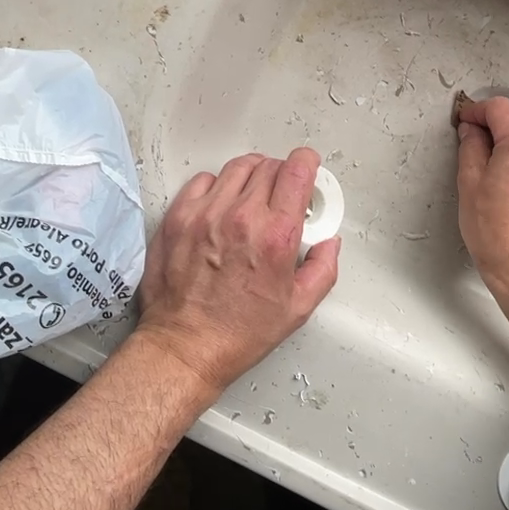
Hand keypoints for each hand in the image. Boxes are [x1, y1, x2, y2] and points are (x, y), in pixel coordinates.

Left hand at [132, 148, 340, 396]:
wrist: (186, 346)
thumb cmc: (236, 334)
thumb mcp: (298, 308)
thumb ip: (323, 269)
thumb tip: (329, 244)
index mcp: (275, 236)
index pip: (296, 171)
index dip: (306, 163)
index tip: (307, 167)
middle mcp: (241, 217)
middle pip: (268, 166)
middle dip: (282, 173)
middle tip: (282, 193)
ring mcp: (206, 213)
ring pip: (236, 168)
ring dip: (251, 175)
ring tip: (253, 196)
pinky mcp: (179, 216)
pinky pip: (203, 180)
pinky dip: (216, 186)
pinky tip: (221, 205)